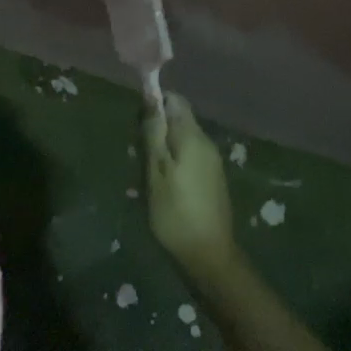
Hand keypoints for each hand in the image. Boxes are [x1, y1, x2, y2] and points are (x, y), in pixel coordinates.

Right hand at [144, 94, 236, 270]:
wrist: (208, 255)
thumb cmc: (175, 212)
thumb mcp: (156, 170)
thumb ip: (154, 132)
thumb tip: (151, 95)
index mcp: (193, 137)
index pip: (175, 100)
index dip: (155, 104)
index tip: (138, 124)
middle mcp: (206, 143)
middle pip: (179, 119)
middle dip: (157, 129)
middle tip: (139, 154)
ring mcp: (212, 162)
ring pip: (183, 139)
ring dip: (164, 148)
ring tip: (147, 173)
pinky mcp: (212, 179)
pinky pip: (190, 156)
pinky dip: (174, 162)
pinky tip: (164, 186)